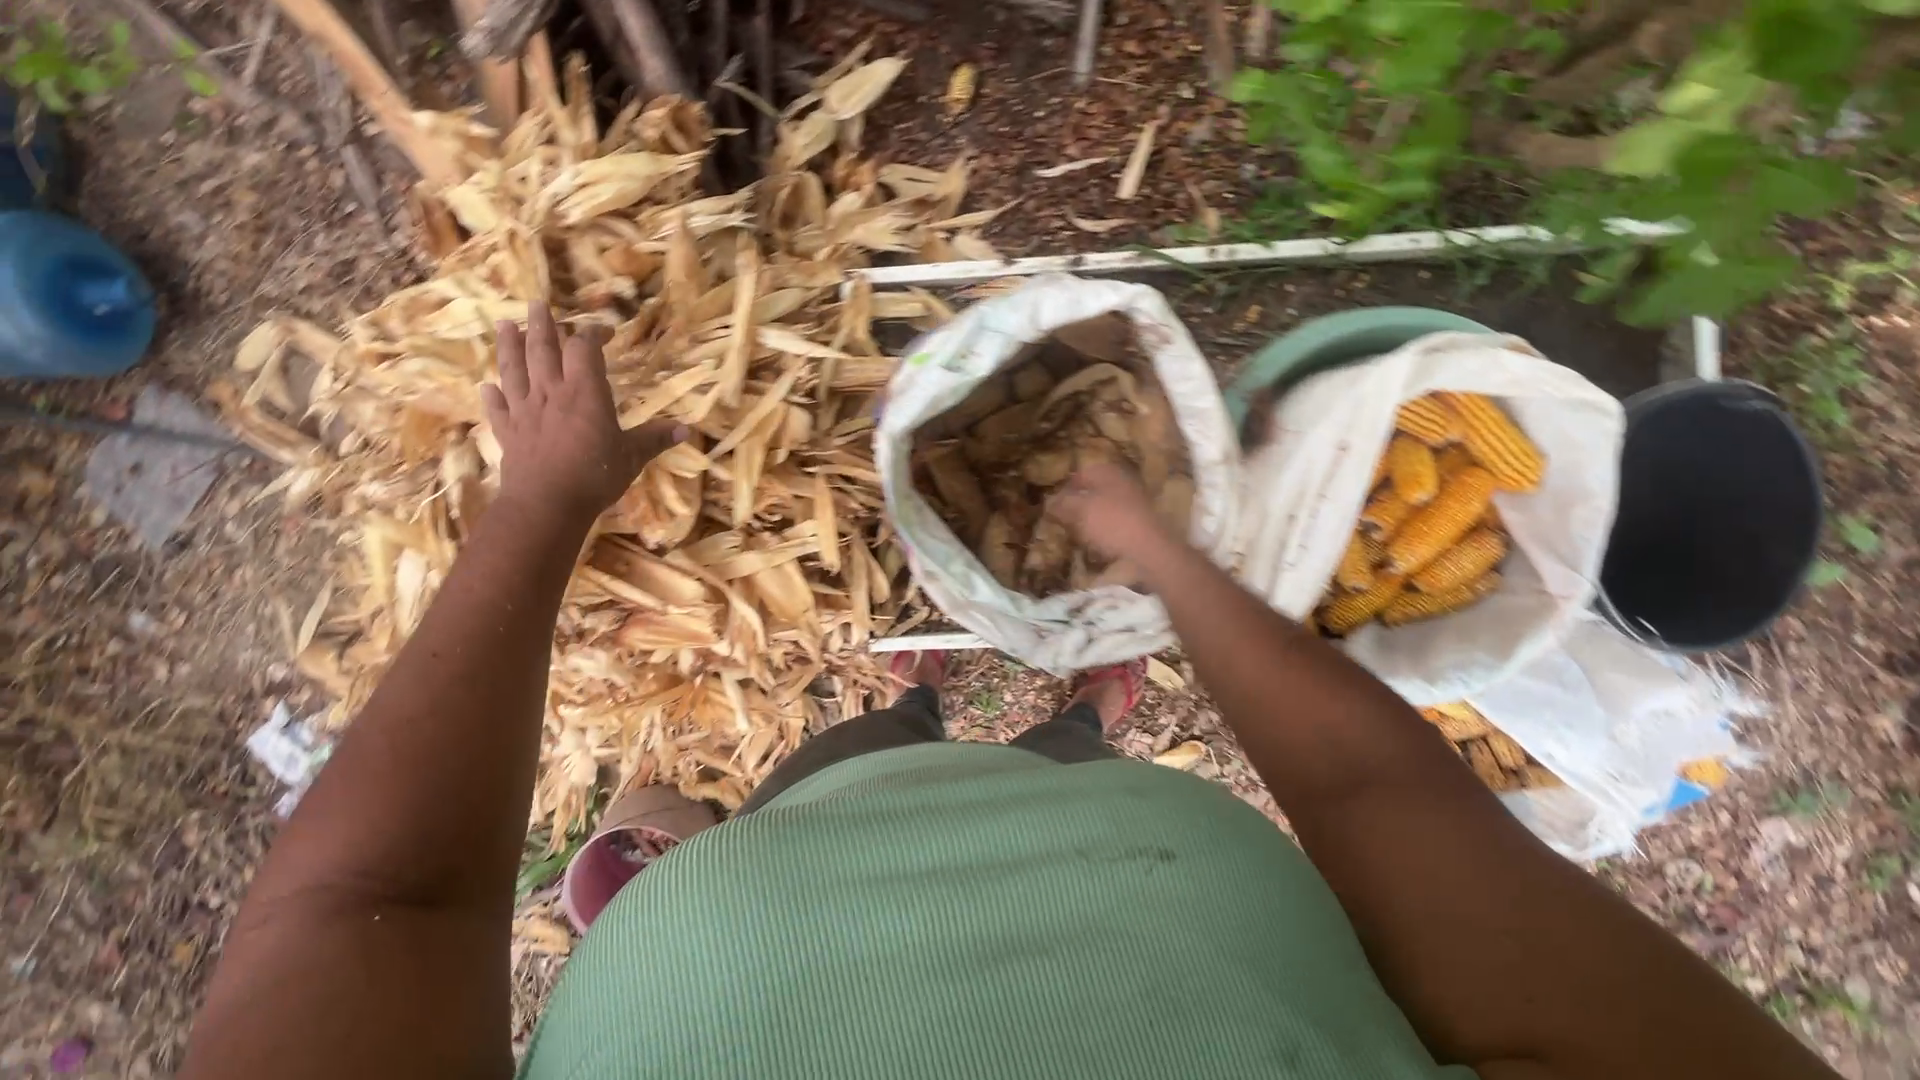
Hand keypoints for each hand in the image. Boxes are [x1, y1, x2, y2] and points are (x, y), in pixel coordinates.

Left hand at [482, 303, 683, 521]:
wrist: (547, 503)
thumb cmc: (595, 476)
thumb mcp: (632, 457)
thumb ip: (655, 439)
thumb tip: (686, 429)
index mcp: (585, 392)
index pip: (584, 348)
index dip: (593, 334)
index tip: (604, 332)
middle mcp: (551, 392)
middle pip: (542, 349)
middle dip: (542, 325)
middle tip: (537, 304)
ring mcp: (525, 410)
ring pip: (513, 369)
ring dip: (508, 346)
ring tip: (504, 325)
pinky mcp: (508, 431)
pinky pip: (498, 408)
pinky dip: (492, 395)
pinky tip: (487, 386)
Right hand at [1046, 461, 1176, 565]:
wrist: (1149, 548)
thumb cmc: (1111, 522)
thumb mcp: (1080, 511)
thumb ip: (1062, 503)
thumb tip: (1049, 502)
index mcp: (1107, 471)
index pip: (1079, 474)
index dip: (1063, 489)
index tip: (1052, 506)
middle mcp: (1122, 480)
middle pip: (1092, 489)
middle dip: (1077, 503)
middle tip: (1063, 520)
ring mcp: (1134, 500)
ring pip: (1104, 505)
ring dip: (1090, 517)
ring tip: (1078, 532)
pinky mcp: (1140, 520)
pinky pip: (1115, 519)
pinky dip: (1104, 527)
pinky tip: (1097, 540)